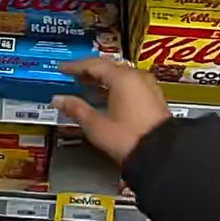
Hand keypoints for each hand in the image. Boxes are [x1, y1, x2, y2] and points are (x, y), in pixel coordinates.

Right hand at [54, 57, 172, 163]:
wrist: (161, 155)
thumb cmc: (126, 138)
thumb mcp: (96, 125)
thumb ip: (76, 108)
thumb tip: (57, 99)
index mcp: (122, 78)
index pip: (94, 65)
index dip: (75, 66)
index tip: (62, 68)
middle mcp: (136, 77)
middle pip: (109, 66)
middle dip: (90, 71)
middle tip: (74, 76)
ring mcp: (148, 86)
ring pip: (121, 75)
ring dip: (103, 79)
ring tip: (88, 87)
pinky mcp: (153, 98)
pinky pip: (131, 84)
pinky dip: (116, 86)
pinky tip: (107, 97)